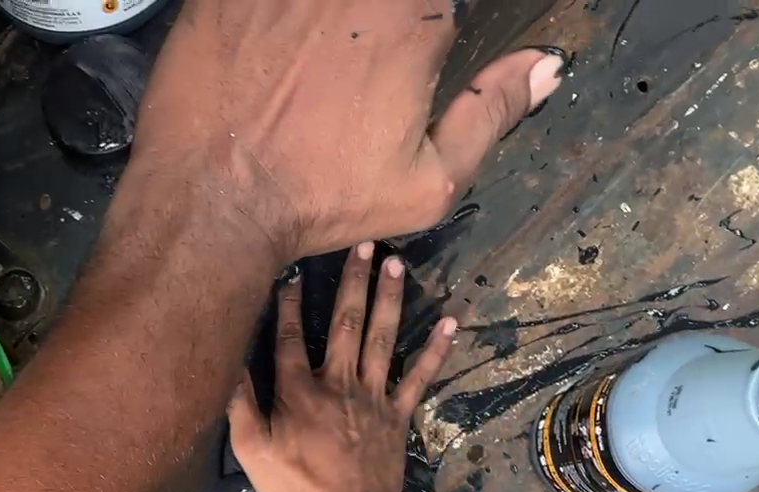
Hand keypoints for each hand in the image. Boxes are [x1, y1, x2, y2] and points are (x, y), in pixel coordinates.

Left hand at [124, 0, 565, 261]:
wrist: (212, 205)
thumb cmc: (319, 202)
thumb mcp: (426, 187)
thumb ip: (491, 117)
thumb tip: (546, 65)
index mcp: (420, 13)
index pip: (428, 8)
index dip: (405, 43)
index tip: (377, 78)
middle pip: (375, 3)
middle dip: (357, 33)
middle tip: (326, 84)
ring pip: (316, 3)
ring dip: (314, 28)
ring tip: (294, 71)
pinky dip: (264, 17)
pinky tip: (261, 55)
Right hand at [228, 243, 456, 491]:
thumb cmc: (297, 486)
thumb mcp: (252, 451)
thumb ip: (240, 406)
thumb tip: (228, 365)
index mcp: (299, 392)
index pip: (291, 339)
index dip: (289, 306)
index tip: (292, 273)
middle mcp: (338, 383)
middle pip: (346, 325)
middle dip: (353, 283)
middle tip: (365, 244)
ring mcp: (373, 397)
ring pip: (382, 339)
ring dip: (390, 299)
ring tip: (397, 263)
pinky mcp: (397, 415)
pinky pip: (419, 377)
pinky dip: (434, 350)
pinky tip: (449, 321)